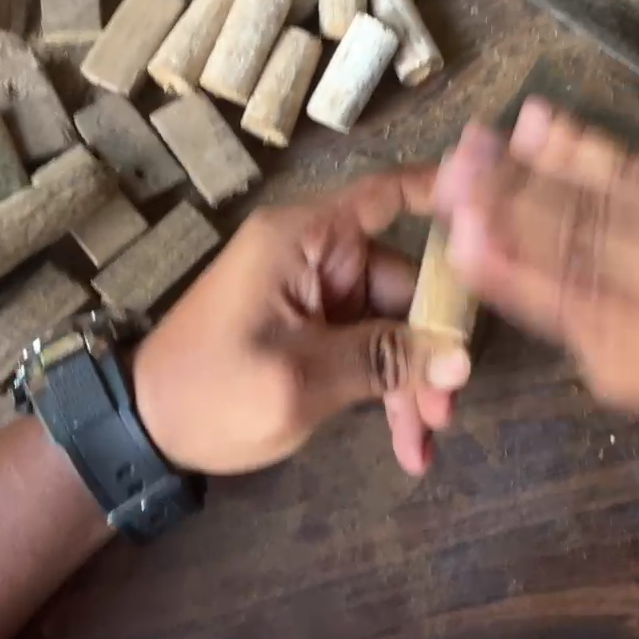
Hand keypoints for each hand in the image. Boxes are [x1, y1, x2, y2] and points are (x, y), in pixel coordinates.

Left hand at [133, 169, 472, 476]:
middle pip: (404, 285)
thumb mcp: (300, 379)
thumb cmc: (211, 391)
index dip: (442, 194)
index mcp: (304, 239)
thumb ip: (383, 360)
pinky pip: (372, 349)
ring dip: (412, 382)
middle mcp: (317, 256)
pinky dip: (388, 389)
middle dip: (430, 348)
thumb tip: (461, 358)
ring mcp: (319, 296)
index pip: (385, 195)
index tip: (496, 212)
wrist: (143, 434)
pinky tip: (406, 443)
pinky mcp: (318, 330)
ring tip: (423, 444)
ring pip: (395, 327)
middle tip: (447, 410)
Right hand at [430, 99, 638, 424]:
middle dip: (508, 200)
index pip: (568, 293)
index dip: (509, 263)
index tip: (455, 230)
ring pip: (600, 194)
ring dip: (530, 165)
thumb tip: (483, 259)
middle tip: (449, 171)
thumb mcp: (621, 373)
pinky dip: (579, 142)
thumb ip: (559, 316)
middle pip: (580, 234)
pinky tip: (537, 119)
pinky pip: (634, 164)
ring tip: (475, 141)